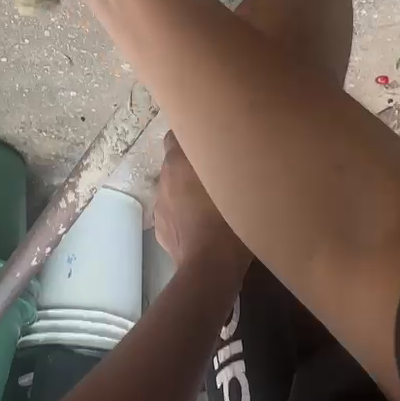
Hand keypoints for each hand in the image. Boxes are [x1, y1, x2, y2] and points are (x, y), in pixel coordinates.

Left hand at [153, 133, 246, 269]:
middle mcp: (164, 177)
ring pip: (173, 188)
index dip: (191, 137)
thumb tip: (235, 155)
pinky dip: (182, 214)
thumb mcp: (239, 184)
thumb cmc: (228, 220)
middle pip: (176, 162)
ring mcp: (159, 204)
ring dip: (185, 190)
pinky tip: (200, 226)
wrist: (211, 266)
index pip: (177, 135)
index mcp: (179, 161)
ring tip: (208, 204)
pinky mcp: (160, 228)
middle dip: (190, 165)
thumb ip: (230, 164)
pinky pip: (172, 212)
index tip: (208, 143)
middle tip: (215, 173)